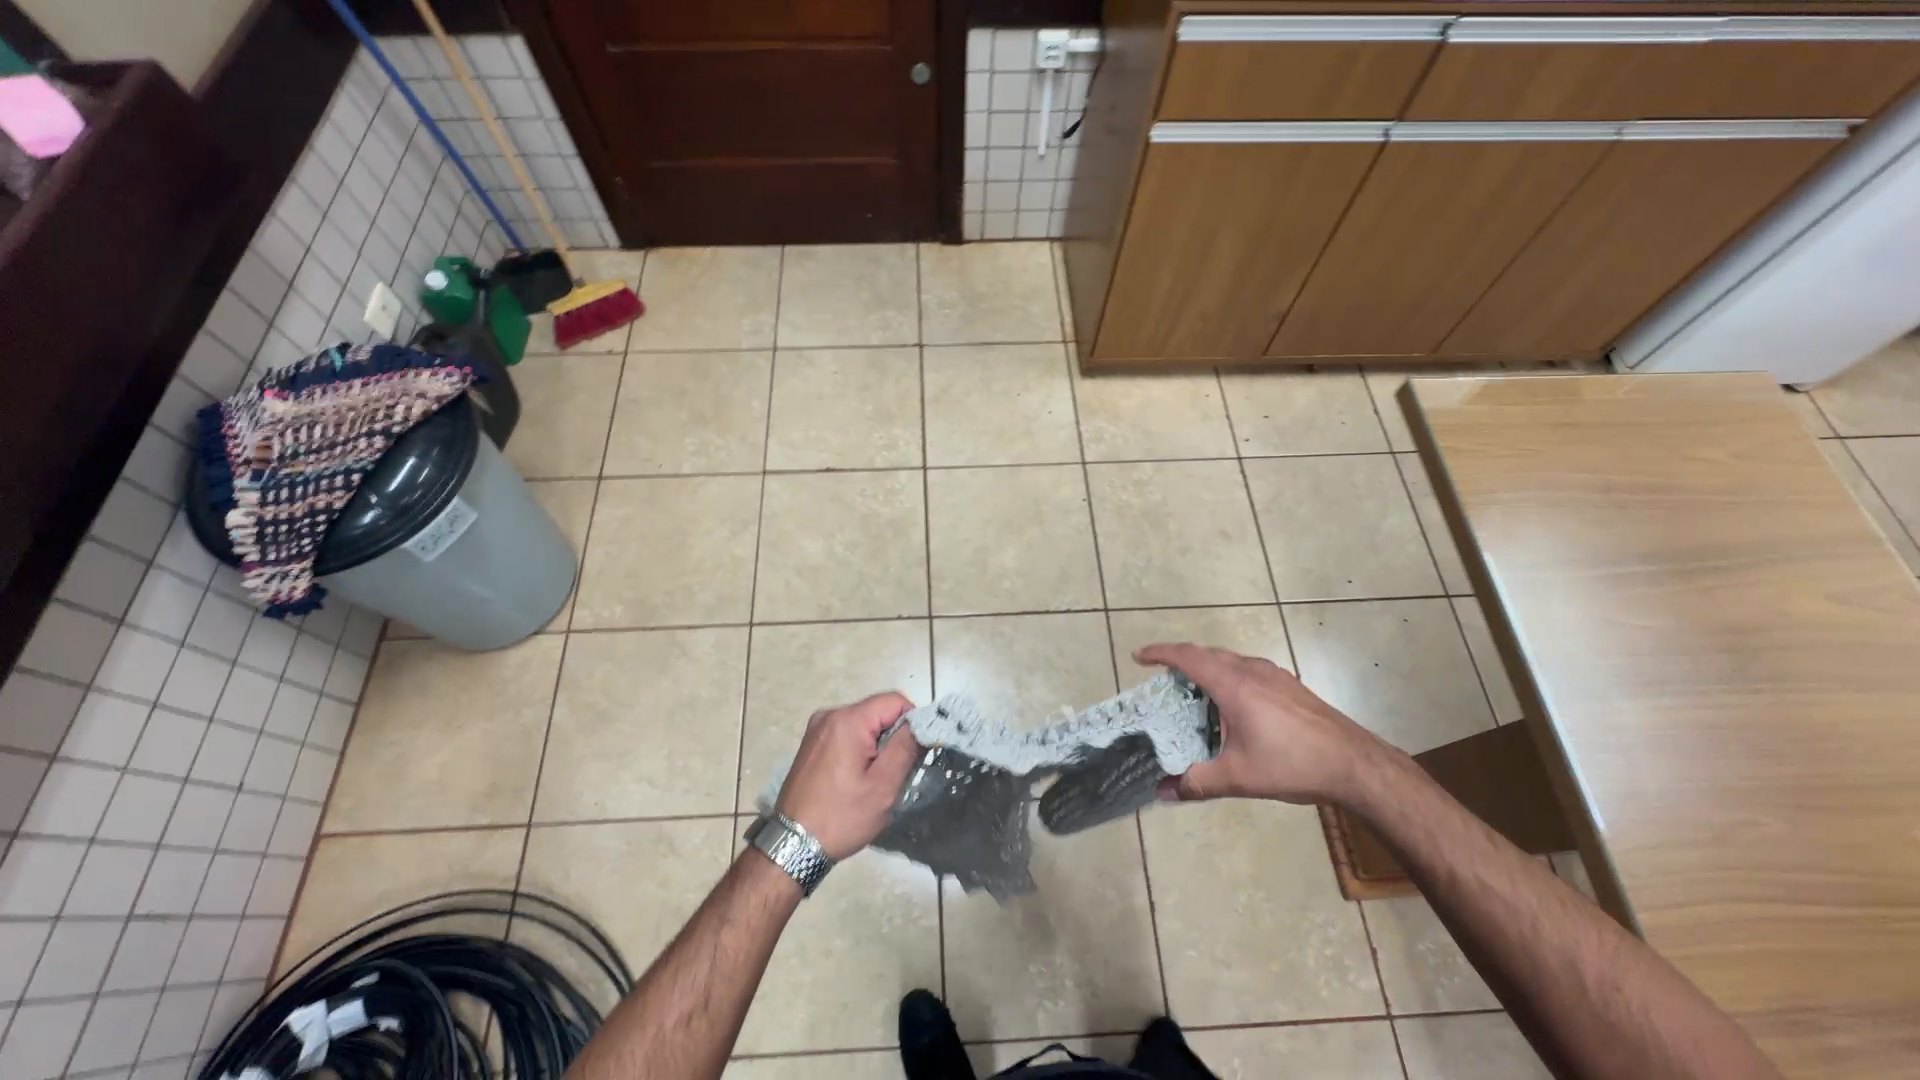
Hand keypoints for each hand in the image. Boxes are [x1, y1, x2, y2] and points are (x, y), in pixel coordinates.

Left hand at [774, 692, 923, 859]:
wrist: (792, 844)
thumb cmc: (842, 816)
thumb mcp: (883, 785)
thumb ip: (906, 748)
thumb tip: (925, 722)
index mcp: (847, 720)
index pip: (895, 701)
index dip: (913, 722)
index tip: (916, 754)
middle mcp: (829, 715)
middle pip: (878, 711)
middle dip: (895, 736)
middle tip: (897, 773)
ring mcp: (817, 730)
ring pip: (864, 724)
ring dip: (878, 746)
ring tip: (877, 780)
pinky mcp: (812, 745)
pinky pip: (847, 735)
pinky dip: (860, 750)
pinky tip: (858, 779)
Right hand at [1135, 643, 1396, 805]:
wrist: (1354, 765)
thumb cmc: (1291, 764)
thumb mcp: (1237, 778)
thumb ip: (1195, 783)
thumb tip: (1161, 792)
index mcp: (1234, 685)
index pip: (1188, 657)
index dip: (1160, 653)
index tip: (1138, 657)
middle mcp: (1252, 671)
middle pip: (1208, 655)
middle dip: (1181, 662)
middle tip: (1162, 682)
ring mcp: (1275, 676)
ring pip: (1231, 661)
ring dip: (1207, 669)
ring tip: (1194, 695)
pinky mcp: (1291, 686)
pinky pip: (1248, 671)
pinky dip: (1229, 678)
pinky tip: (1233, 707)